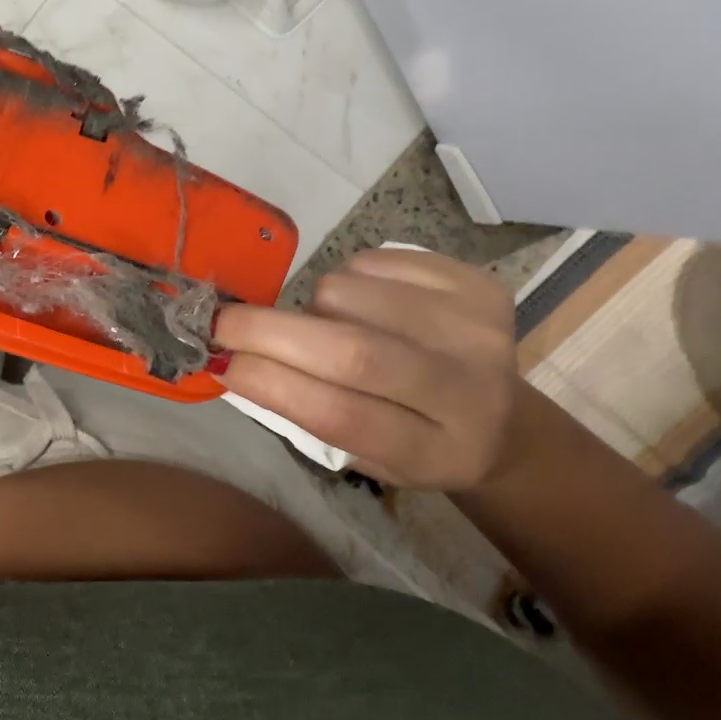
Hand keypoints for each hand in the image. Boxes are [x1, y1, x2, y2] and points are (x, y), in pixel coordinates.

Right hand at [212, 248, 529, 490]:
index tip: (219, 363)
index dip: (270, 383)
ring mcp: (480, 333)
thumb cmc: (407, 442)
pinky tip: (365, 303)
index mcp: (435, 453)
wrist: (500, 422)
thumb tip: (229, 358)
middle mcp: (470, 394)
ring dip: (313, 305)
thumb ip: (301, 413)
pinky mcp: (479, 286)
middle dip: (268, 331)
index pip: (341, 415)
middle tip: (221, 322)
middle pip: (353, 352)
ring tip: (327, 323)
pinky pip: (374, 262)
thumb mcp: (360, 457)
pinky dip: (347, 277)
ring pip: (352, 295)